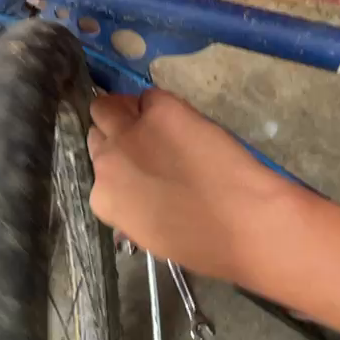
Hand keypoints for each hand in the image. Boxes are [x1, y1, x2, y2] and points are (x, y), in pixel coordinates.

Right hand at [87, 89, 309, 285]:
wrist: (243, 221)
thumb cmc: (203, 243)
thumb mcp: (149, 235)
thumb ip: (129, 207)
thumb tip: (133, 195)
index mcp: (102, 199)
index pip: (97, 171)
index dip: (116, 168)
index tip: (134, 171)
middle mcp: (106, 161)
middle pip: (97, 133)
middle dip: (114, 137)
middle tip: (141, 144)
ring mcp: (130, 131)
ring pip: (109, 106)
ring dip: (125, 112)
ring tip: (155, 126)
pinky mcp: (161, 109)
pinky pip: (149, 96)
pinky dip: (159, 105)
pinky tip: (179, 120)